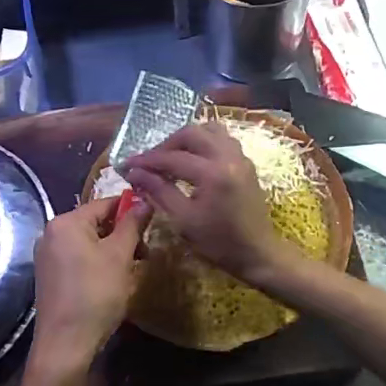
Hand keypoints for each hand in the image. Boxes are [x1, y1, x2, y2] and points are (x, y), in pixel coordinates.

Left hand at [30, 195, 151, 380]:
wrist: (65, 341)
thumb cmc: (95, 293)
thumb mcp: (119, 256)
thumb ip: (131, 225)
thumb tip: (144, 201)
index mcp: (65, 222)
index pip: (103, 203)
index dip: (131, 209)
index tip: (155, 221)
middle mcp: (50, 233)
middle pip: (94, 222)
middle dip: (122, 233)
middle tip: (145, 252)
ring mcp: (47, 255)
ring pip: (88, 242)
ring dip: (112, 250)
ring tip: (134, 267)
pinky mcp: (50, 275)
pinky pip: (78, 258)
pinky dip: (98, 262)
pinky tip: (113, 279)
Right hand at [123, 124, 303, 287]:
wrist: (258, 254)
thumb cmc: (218, 242)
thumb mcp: (182, 219)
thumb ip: (158, 191)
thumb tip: (134, 173)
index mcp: (213, 173)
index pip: (172, 158)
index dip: (146, 160)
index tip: (127, 165)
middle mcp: (229, 157)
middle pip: (191, 134)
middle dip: (166, 145)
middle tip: (149, 162)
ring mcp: (240, 158)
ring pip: (209, 131)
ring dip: (186, 140)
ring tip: (170, 158)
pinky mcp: (245, 163)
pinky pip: (221, 140)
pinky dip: (202, 143)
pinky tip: (191, 161)